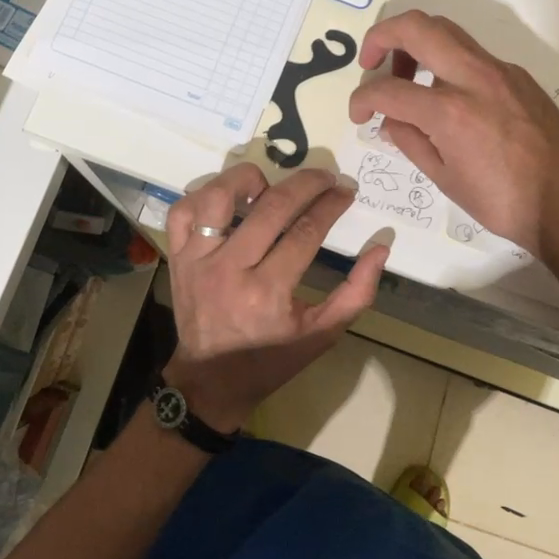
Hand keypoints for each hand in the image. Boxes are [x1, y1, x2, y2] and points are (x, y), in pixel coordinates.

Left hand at [162, 164, 388, 432]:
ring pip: (217, 197)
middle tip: (325, 178)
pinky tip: (228, 199)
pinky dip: (203, 195)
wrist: (211, 380)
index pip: (306, 231)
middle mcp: (230, 270)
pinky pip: (183, 212)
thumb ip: (356, 292)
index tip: (346, 192)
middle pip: (271, 207)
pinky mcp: (176, 257)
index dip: (331, 205)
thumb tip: (381, 247)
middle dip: (306, 184)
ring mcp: (197, 261)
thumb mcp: (322, 334)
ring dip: (247, 179)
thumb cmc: (271, 358)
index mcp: (268, 293)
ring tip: (269, 184)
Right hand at [347, 11, 558, 285]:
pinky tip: (447, 98)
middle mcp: (474, 78)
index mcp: (450, 110)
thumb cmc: (503, 202)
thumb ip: (411, 141)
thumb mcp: (445, 179)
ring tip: (407, 79)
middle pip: (417, 27)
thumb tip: (390, 119)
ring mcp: (501, 71)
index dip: (362, 99)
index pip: (387, 89)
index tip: (358, 114)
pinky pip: (472, 55)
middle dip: (382, 37)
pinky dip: (447, 63)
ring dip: (416, 44)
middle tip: (370, 62)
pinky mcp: (519, 77)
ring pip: (447, 31)